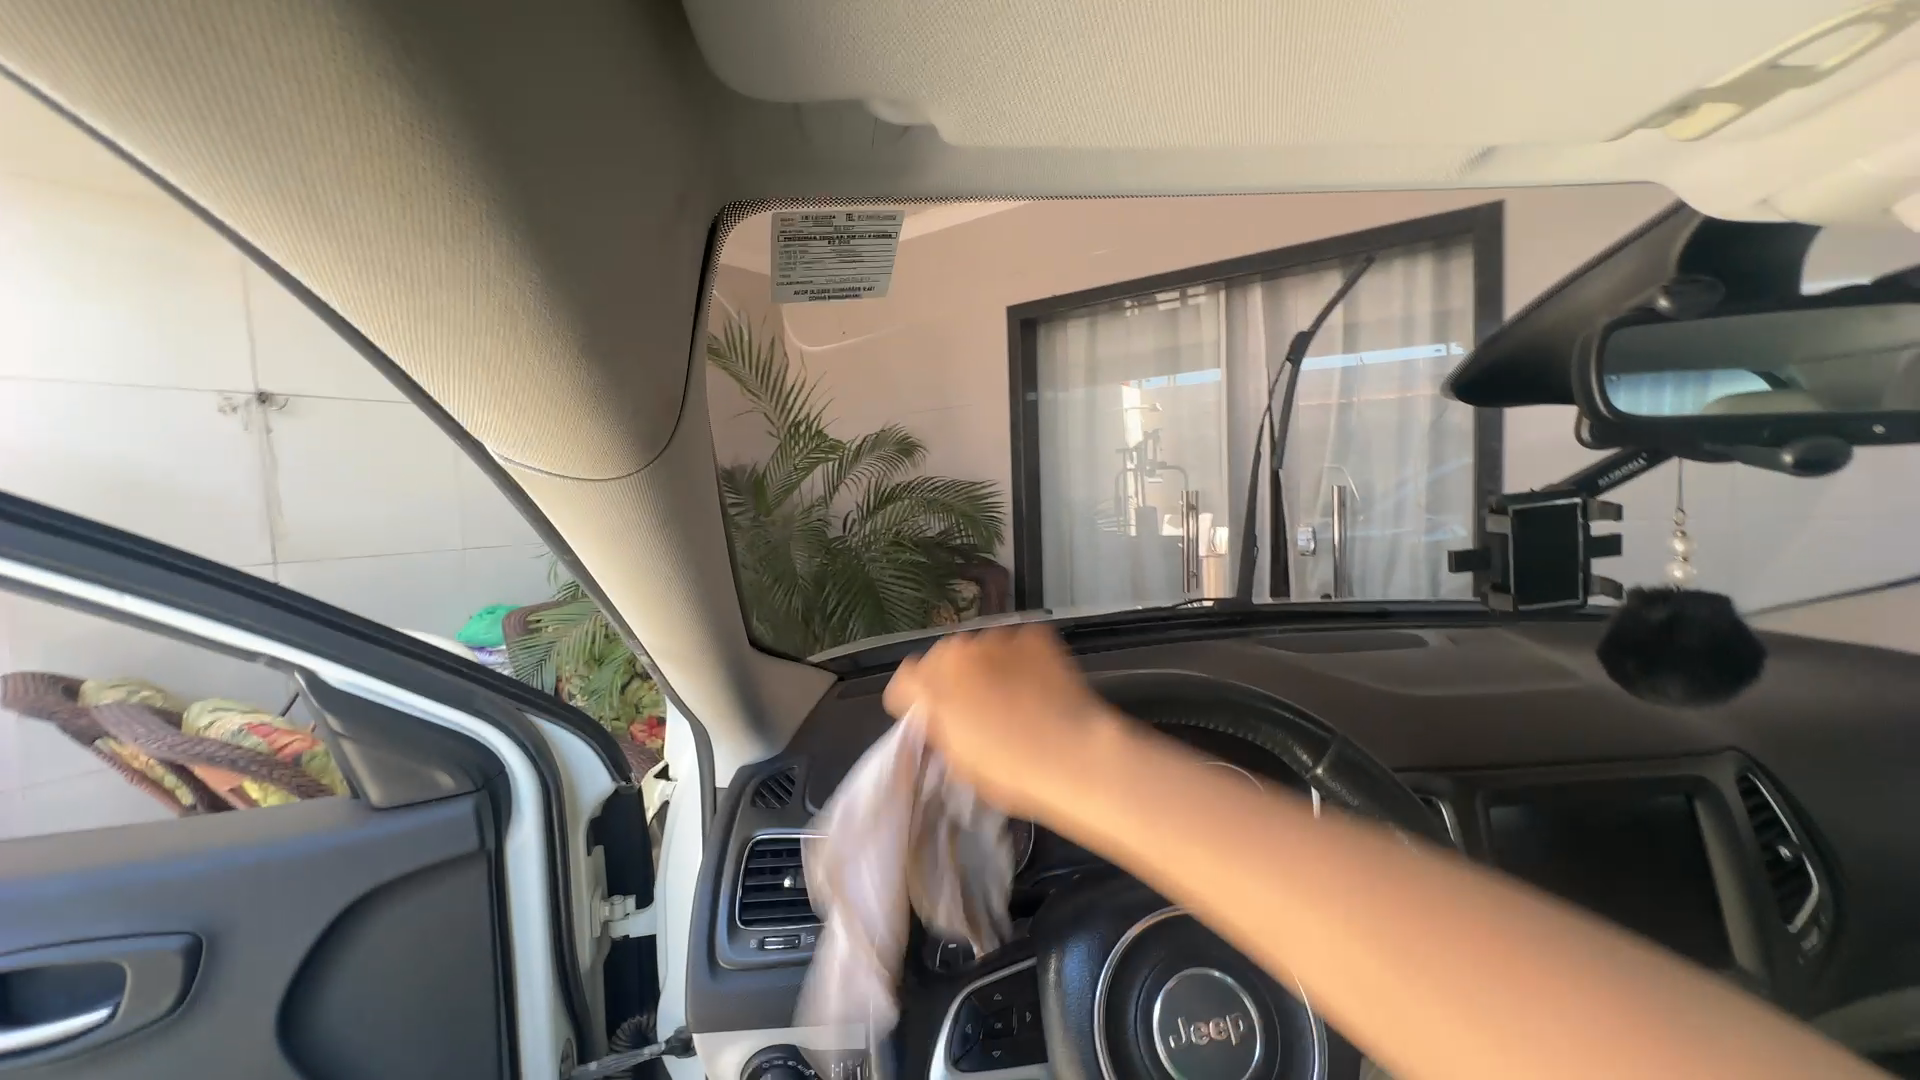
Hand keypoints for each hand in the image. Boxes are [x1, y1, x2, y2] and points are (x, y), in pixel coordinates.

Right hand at [881, 625, 1131, 821]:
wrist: (1072, 756)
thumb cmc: (1009, 771)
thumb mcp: (957, 760)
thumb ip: (938, 728)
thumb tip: (935, 716)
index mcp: (930, 684)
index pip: (905, 682)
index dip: (916, 702)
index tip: (932, 719)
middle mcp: (957, 650)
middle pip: (943, 660)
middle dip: (953, 680)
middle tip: (976, 711)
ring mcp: (997, 638)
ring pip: (981, 650)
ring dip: (988, 668)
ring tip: (1013, 698)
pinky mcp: (1034, 635)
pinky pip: (1018, 644)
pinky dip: (1022, 659)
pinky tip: (1037, 685)